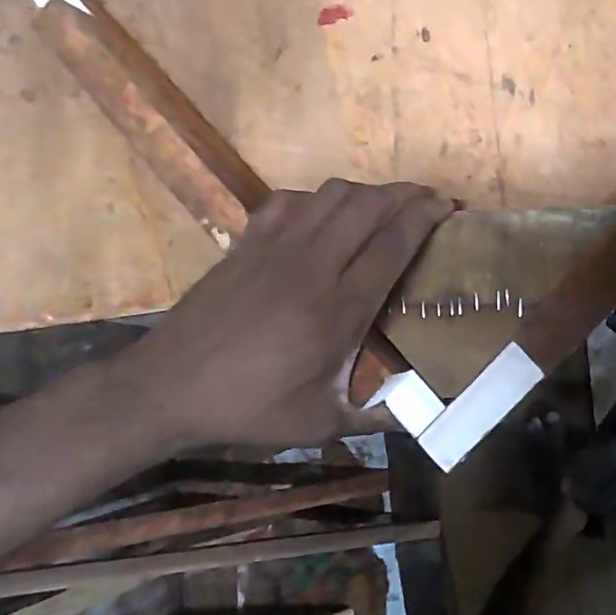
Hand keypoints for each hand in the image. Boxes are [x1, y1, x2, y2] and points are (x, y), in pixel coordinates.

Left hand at [107, 180, 452, 453]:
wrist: (169, 387)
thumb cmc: (249, 407)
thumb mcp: (320, 423)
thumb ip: (375, 416)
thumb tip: (419, 421)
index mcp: (338, 309)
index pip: (393, 244)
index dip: (425, 218)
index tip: (446, 206)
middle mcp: (312, 266)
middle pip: (368, 206)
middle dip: (405, 194)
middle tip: (427, 200)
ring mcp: (275, 248)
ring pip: (331, 195)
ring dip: (366, 191)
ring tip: (384, 204)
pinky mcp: (246, 243)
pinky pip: (290, 201)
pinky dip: (317, 198)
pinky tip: (323, 214)